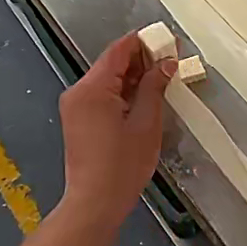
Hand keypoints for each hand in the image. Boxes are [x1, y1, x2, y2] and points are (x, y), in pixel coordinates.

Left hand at [58, 32, 177, 220]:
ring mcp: (75, 105)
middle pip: (111, 63)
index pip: (119, 50)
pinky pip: (101, 94)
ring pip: (107, 79)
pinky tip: (143, 99)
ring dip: (133, 77)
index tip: (169, 42)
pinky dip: (122, 92)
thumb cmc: (122, 166)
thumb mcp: (146, 123)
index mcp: (93, 88)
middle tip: (171, 63)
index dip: (145, 42)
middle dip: (141, 60)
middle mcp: (78, 91)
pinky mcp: (77, 119)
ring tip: (162, 81)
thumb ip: (155, 87)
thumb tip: (166, 63)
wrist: (94, 203)